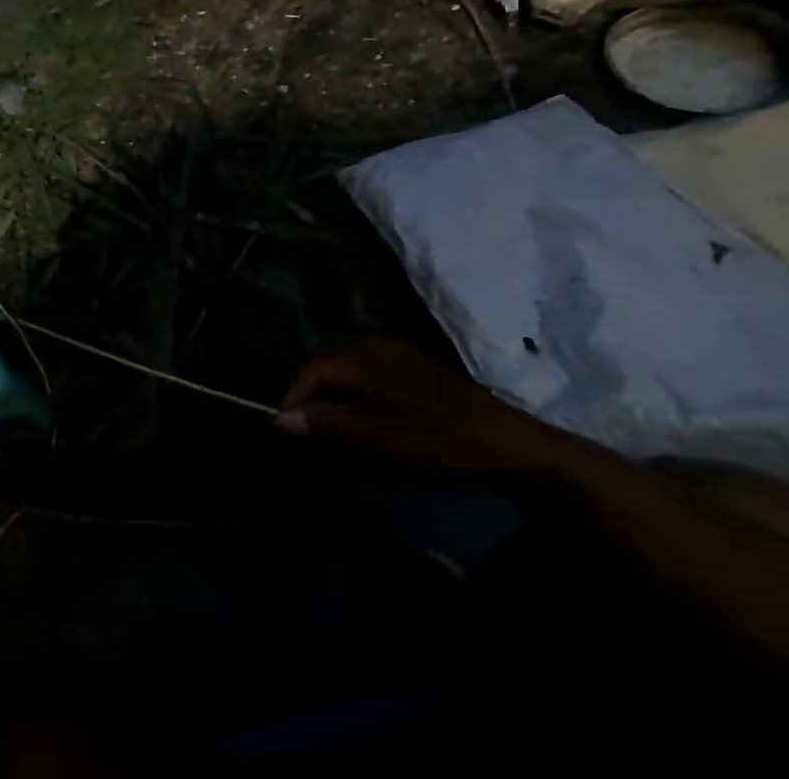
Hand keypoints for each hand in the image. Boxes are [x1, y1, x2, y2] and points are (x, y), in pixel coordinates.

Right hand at [278, 340, 546, 470]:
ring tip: (336, 435)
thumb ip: (330, 424)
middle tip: (311, 437)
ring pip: (349, 373)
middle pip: (329, 367)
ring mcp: (399, 354)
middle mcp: (379, 346)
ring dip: (336, 401)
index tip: (287, 431)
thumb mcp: (380, 438)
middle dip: (314, 400)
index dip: (294, 397)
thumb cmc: (440, 441)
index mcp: (368, 358)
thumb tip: (281, 419)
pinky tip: (367, 424)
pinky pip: (370, 376)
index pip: (314, 368)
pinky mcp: (413, 367)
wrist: (506, 442)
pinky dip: (358, 399)